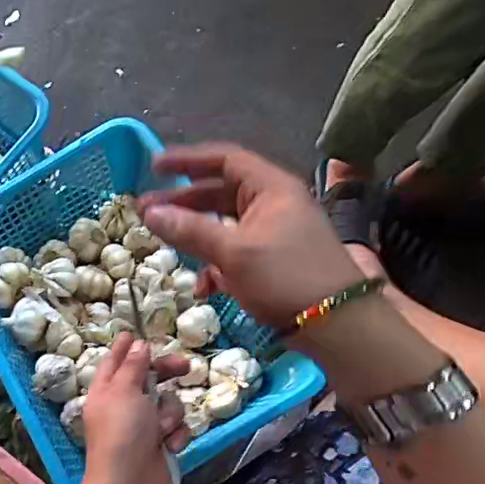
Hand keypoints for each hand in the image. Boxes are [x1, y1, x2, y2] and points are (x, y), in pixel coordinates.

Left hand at [79, 336, 187, 483]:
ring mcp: (143, 426)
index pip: (115, 362)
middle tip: (185, 366)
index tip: (133, 333)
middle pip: (149, 378)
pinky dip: (175, 436)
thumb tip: (138, 344)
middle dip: (166, 374)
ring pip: (169, 404)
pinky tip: (169, 446)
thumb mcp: (125, 390)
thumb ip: (133, 366)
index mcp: (106, 390)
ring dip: (169, 415)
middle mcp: (124, 405)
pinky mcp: (161, 444)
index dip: (125, 348)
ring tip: (161, 430)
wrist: (129, 483)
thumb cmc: (122, 432)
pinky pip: (177, 428)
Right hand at [140, 143, 362, 328]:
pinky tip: (204, 286)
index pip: (224, 159)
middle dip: (182, 202)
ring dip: (196, 235)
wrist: (338, 324)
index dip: (186, 160)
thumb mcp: (233, 253)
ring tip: (166, 244)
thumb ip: (190, 230)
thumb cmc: (286, 277)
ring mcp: (274, 232)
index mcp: (270, 188)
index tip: (153, 167)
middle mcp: (273, 203)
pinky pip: (236, 250)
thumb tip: (150, 213)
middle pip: (220, 191)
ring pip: (225, 223)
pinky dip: (216, 263)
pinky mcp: (273, 260)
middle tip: (146, 212)